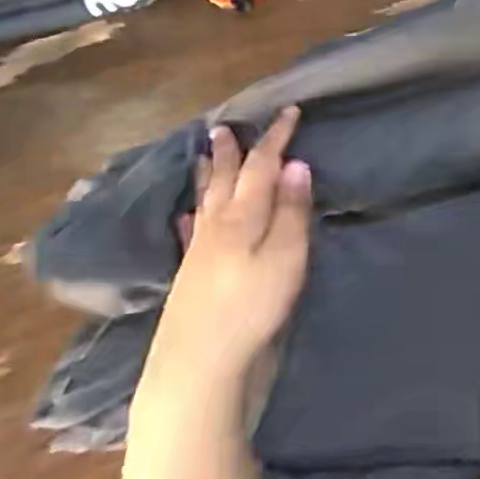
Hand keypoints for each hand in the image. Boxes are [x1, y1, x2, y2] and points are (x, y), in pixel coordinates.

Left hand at [144, 108, 311, 392]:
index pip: (262, 167)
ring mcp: (199, 253)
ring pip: (205, 202)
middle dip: (232, 151)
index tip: (289, 112)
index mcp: (242, 217)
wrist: (199, 367)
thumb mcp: (286, 256)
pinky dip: (188, 220)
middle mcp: (216, 227)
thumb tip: (296, 164)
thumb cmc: (252, 307)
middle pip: (226, 180)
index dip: (276, 138)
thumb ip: (291, 210)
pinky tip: (183, 217)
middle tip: (224, 126)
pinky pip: (188, 235)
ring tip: (205, 155)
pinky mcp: (190, 277)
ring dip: (208, 175)